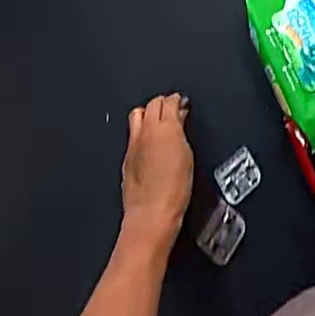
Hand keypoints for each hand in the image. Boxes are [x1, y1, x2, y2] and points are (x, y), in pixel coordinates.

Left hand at [117, 93, 192, 252]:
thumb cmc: (175, 189)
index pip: (169, 100)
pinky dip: (142, 131)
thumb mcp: (188, 153)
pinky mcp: (126, 159)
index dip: (177, 100)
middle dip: (163, 103)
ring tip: (160, 123)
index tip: (183, 103)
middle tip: (173, 110)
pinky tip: (151, 143)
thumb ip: (181, 129)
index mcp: (165, 127)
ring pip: (138, 114)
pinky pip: (132, 134)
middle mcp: (146, 132)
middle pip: (152, 103)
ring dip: (149, 114)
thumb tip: (179, 118)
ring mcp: (133, 145)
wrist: (152, 215)